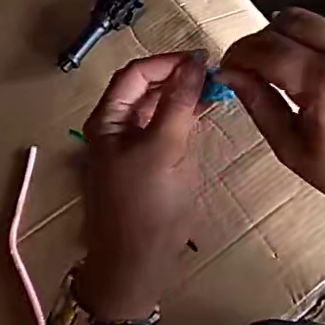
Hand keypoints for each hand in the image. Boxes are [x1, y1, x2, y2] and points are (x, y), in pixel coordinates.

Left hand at [78, 52, 206, 319]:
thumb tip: (194, 62)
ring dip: (185, 96)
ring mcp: (134, 145)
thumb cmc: (145, 206)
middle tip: (215, 74)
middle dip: (178, 77)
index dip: (167, 62)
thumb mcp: (163, 149)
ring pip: (159, 107)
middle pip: (147, 88)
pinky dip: (186, 117)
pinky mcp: (151, 162)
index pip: (136, 74)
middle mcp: (118, 127)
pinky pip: (167, 129)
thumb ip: (178, 103)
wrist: (136, 264)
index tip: (202, 60)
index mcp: (108, 119)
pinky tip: (206, 113)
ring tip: (216, 90)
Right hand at [220, 9, 324, 242]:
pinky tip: (304, 72)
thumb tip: (230, 74)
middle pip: (288, 20)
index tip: (225, 69)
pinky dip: (309, 42)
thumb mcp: (294, 149)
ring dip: (284, 37)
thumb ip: (259, 103)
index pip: (268, 49)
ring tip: (275, 70)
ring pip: (311, 21)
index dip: (238, 55)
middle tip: (247, 68)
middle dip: (259, 40)